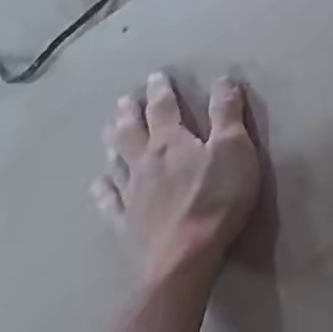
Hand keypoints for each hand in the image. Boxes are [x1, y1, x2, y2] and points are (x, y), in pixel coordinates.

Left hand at [91, 72, 262, 282]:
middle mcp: (144, 163)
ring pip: (117, 162)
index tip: (156, 76)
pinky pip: (109, 201)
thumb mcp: (234, 148)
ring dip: (113, 144)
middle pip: (132, 133)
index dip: (160, 92)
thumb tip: (222, 79)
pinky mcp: (126, 222)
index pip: (163, 109)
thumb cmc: (217, 196)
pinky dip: (102, 189)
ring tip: (109, 132)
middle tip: (123, 101)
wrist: (185, 255)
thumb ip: (228, 114)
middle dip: (129, 114)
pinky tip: (98, 182)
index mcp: (171, 142)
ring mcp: (131, 194)